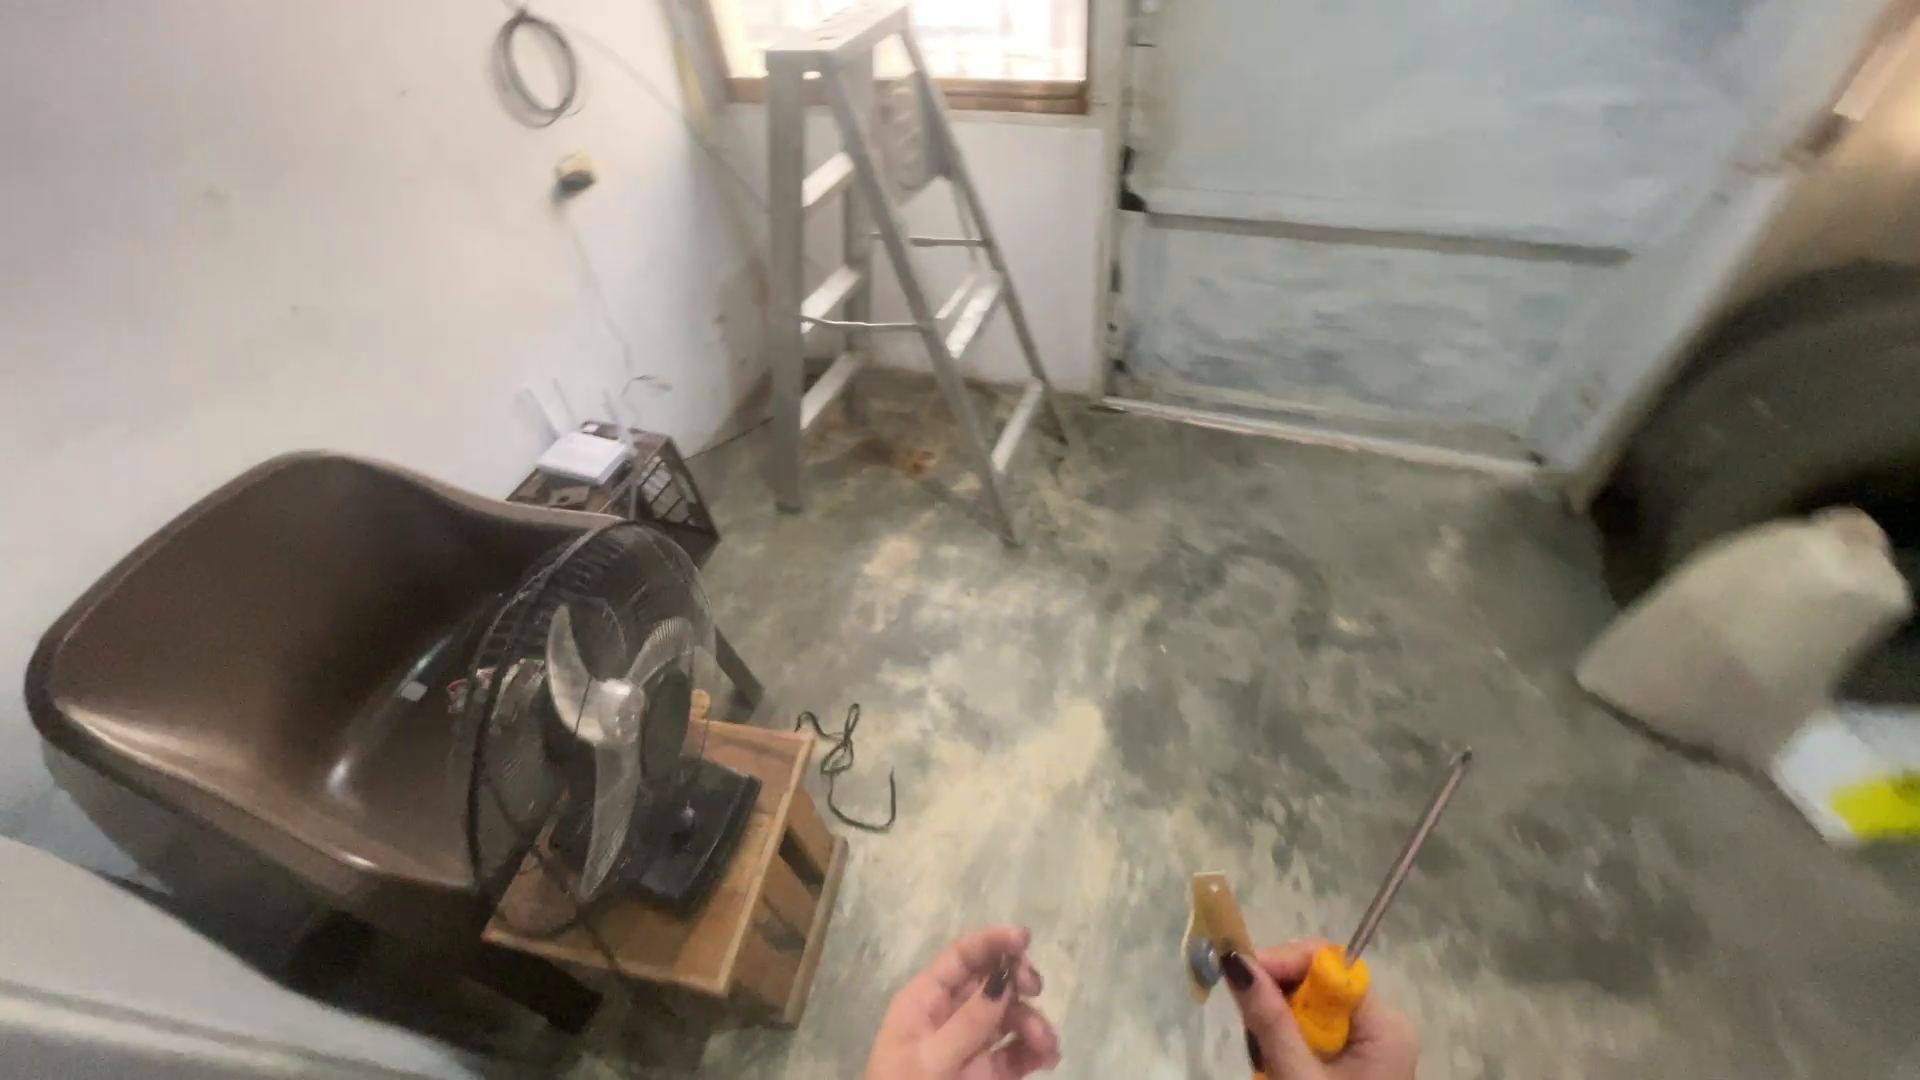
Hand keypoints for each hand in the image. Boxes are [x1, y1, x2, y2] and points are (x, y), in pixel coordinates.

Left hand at [863, 925, 1059, 1079]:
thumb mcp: (929, 1063)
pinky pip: (1014, 1053)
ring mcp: (969, 1046)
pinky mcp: (986, 1076)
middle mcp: (949, 1015)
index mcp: (925, 1000)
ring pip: (1008, 1016)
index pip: (961, 956)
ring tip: (1045, 1043)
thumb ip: (967, 1024)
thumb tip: (1003, 981)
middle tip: (1035, 987)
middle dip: (1016, 978)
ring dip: (1031, 1021)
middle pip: (990, 981)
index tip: (1025, 938)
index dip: (992, 941)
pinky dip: (1035, 1050)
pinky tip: (1049, 1057)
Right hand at [1222, 938, 1419, 1078]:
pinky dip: (1283, 1038)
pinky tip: (1276, 1064)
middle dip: (1273, 995)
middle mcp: (1380, 1022)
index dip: (1282, 960)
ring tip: (1264, 1058)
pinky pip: (1307, 1024)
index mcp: (1384, 1024)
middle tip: (1248, 1027)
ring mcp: (1366, 1040)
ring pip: (1303, 1000)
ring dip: (1273, 1020)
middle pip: (1312, 978)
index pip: (1326, 961)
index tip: (1240, 976)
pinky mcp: (1351, 1056)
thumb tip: (1234, 958)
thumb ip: (1269, 1019)